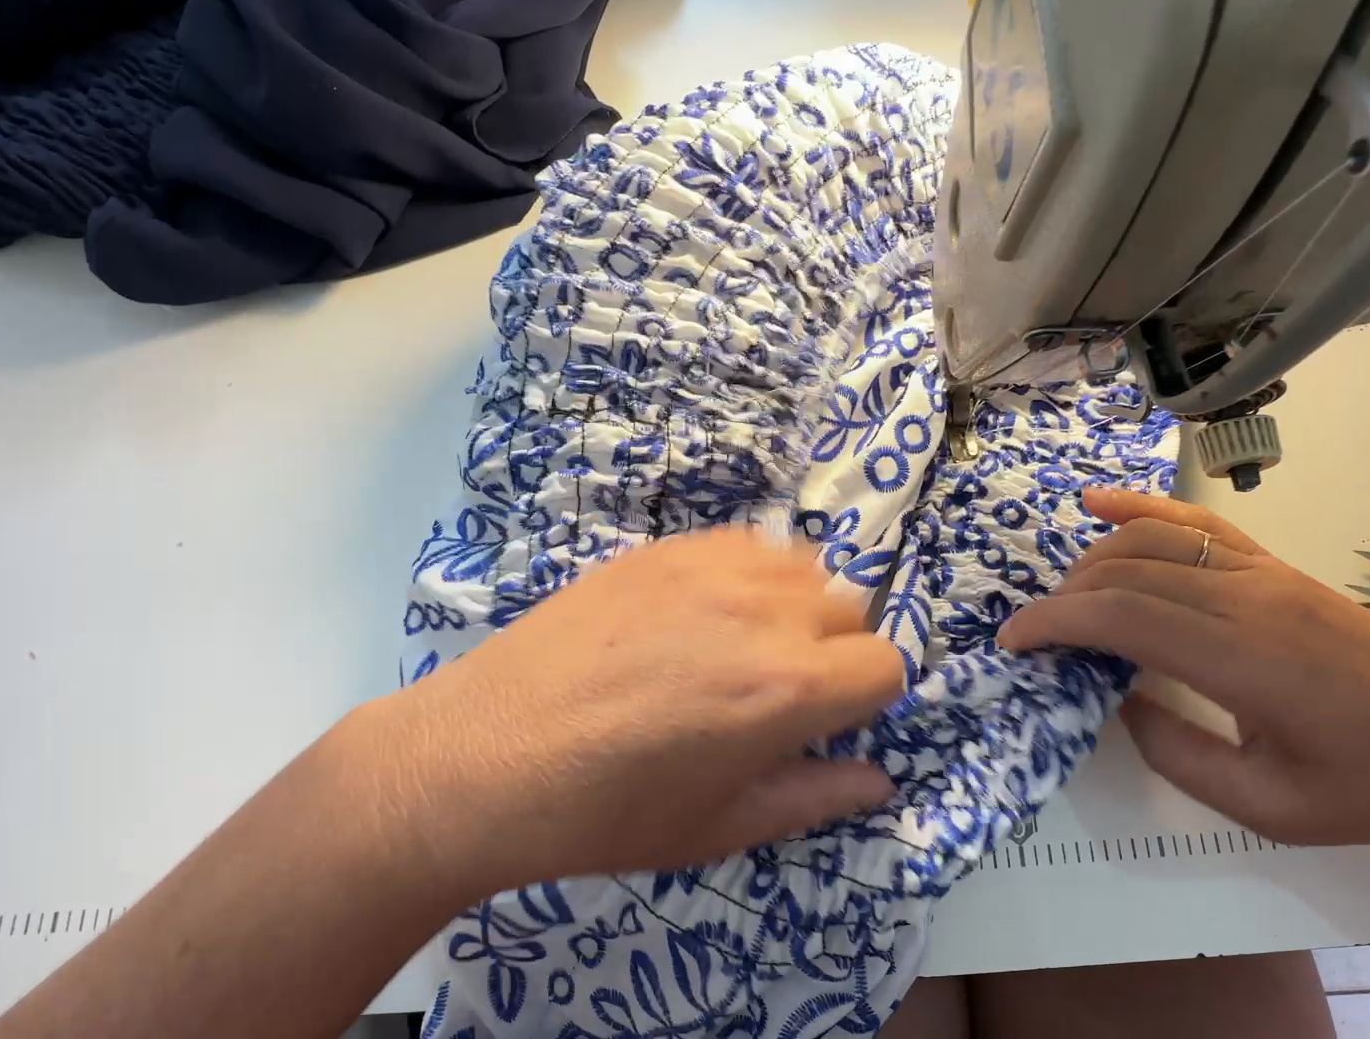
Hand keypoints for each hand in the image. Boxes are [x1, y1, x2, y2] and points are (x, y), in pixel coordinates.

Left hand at [380, 529, 902, 890]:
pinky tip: (707, 610)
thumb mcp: (718, 828)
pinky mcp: (665, 549)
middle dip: (835, 652)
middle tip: (779, 690)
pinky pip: (747, 542)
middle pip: (852, 607)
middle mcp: (762, 613)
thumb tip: (878, 779)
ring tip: (744, 645)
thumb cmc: (604, 812)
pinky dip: (751, 572)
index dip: (865, 701)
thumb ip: (814, 797)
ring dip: (797, 605)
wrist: (484, 759)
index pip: (886, 665)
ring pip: (806, 565)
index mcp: (787, 691)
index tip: (825, 723)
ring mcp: (710, 569)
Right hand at [998, 489, 1369, 850]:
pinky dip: (1140, 506)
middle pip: (1125, 571)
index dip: (1054, 622)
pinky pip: (1197, 521)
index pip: (1120, 615)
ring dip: (1093, 560)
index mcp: (1243, 656)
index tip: (1013, 643)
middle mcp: (1246, 596)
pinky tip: (1098, 500)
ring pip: (1151, 538)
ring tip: (1064, 595)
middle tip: (1034, 634)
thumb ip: (1176, 754)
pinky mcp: (1275, 566)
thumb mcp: (1268, 805)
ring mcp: (1263, 572)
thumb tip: (1118, 700)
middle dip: (1063, 598)